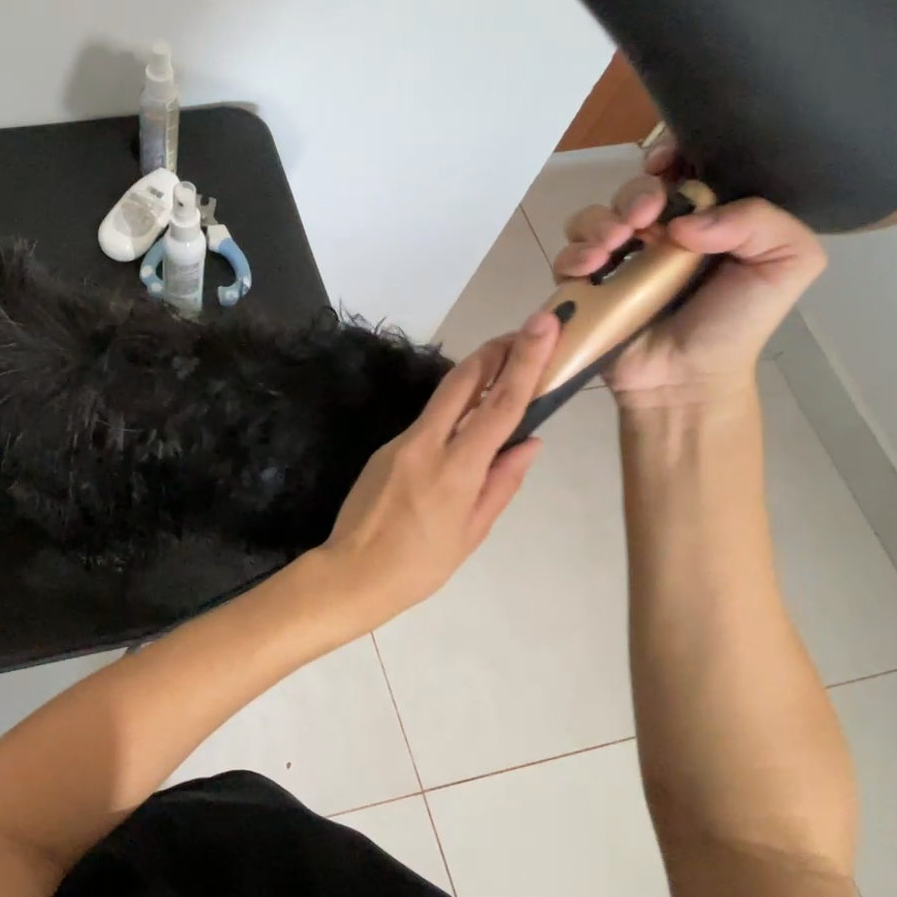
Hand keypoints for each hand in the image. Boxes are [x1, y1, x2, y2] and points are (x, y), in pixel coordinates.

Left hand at [310, 320, 556, 627]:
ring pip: (442, 400)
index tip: (545, 322)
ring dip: (475, 380)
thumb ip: (502, 482)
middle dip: (495, 351)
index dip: (526, 359)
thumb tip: (529, 442)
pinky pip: (426, 424)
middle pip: (462, 380)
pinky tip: (466, 430)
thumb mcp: (472, 531)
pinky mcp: (383, 451)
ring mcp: (398, 444)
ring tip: (505, 378)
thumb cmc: (419, 565)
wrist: (351, 574)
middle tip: (526, 336)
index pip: (499, 403)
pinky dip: (452, 415)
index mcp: (455, 468)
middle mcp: (424, 444)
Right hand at [549, 136, 827, 410]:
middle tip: (643, 217)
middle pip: (633, 189)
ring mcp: (619, 261)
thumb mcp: (786, 263)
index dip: (670, 155)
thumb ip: (759, 220)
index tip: (665, 165)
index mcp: (708, 218)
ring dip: (597, 223)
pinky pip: (566, 258)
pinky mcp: (587, 289)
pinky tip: (589, 268)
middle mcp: (660, 233)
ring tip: (612, 246)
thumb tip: (684, 220)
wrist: (687, 381)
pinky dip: (572, 255)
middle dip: (633, 194)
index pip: (684, 168)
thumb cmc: (737, 324)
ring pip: (593, 218)